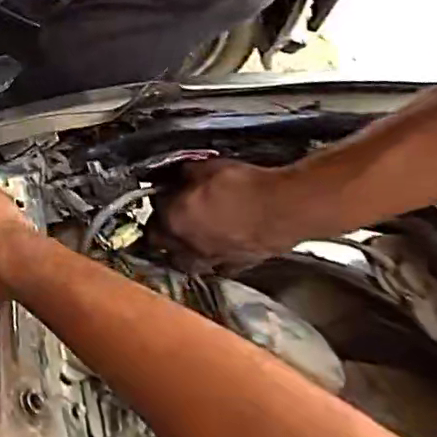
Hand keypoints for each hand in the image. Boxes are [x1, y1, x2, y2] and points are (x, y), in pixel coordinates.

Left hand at [155, 160, 306, 270]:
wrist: (284, 206)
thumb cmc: (241, 185)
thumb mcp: (200, 167)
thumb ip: (180, 174)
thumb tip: (176, 175)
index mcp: (172, 219)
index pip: (152, 213)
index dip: (156, 203)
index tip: (162, 196)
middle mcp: (188, 243)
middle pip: (161, 245)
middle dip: (160, 235)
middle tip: (166, 223)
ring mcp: (215, 258)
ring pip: (187, 264)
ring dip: (182, 254)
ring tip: (185, 243)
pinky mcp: (242, 265)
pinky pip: (220, 269)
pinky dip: (214, 262)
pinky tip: (217, 252)